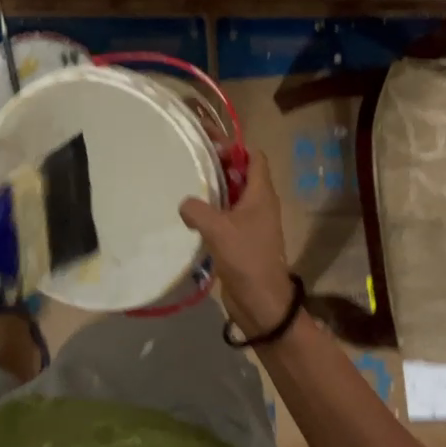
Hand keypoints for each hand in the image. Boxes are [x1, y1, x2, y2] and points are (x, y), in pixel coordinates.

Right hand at [180, 151, 293, 335]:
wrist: (261, 303)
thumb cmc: (246, 258)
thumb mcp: (218, 229)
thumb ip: (197, 209)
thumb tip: (184, 203)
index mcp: (261, 194)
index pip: (254, 157)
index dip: (234, 147)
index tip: (208, 144)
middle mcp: (258, 204)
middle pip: (240, 173)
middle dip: (218, 164)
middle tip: (189, 157)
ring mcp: (250, 222)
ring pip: (231, 194)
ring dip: (212, 188)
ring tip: (184, 181)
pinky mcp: (240, 239)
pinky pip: (225, 215)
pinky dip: (210, 209)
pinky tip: (188, 213)